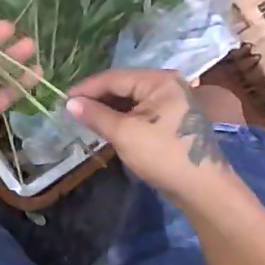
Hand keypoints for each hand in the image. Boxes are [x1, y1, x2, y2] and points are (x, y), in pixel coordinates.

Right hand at [68, 70, 234, 202]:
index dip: (86, 88)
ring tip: (85, 118)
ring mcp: (172, 100)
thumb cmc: (163, 155)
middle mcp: (167, 83)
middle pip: (123, 85)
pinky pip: (141, 110)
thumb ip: (96, 115)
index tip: (62, 99)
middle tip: (71, 110)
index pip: (114, 77)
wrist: (202, 187)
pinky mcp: (172, 118)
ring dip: (109, 108)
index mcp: (159, 80)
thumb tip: (70, 103)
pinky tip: (107, 125)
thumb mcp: (125, 134)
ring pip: (131, 99)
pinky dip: (123, 116)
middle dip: (97, 97)